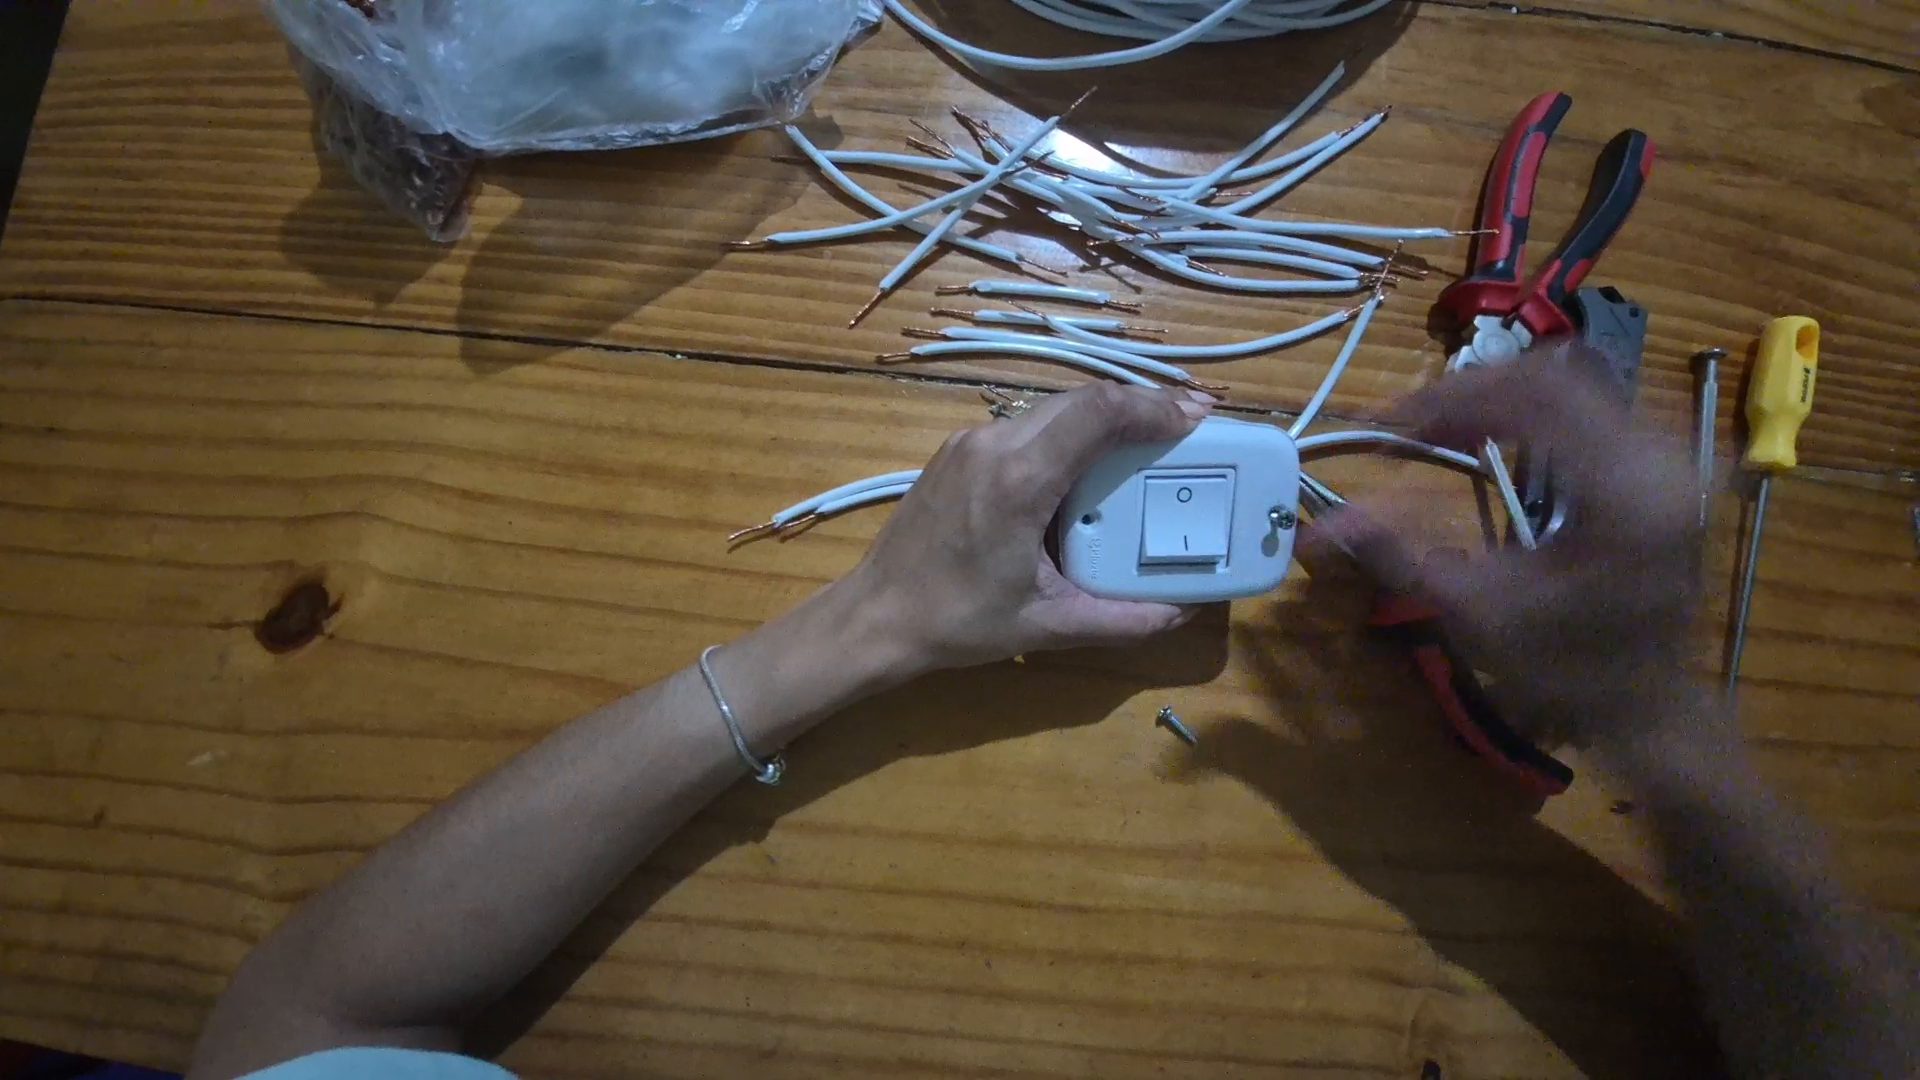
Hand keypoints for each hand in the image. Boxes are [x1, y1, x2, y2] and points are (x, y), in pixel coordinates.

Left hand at [848, 382, 1214, 673]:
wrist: (876, 617)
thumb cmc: (958, 622)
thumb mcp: (1048, 625)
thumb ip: (1122, 619)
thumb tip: (1180, 610)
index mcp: (1019, 479)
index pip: (1097, 411)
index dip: (1153, 404)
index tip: (1196, 416)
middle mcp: (991, 443)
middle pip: (1078, 400)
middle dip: (1136, 406)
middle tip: (1183, 429)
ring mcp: (968, 442)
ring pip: (1050, 409)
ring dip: (1100, 419)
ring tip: (1142, 444)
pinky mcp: (955, 452)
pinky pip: (1024, 426)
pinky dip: (1065, 434)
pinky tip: (1083, 464)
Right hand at [1316, 355, 1722, 758]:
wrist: (1642, 705)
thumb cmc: (1562, 668)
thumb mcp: (1472, 613)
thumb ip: (1396, 557)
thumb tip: (1317, 525)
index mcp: (1626, 489)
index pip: (1536, 395)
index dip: (1450, 398)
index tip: (1384, 427)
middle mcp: (1657, 457)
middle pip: (1551, 377)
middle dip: (1462, 395)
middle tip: (1399, 429)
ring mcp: (1659, 458)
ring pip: (1562, 386)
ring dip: (1484, 402)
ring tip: (1425, 436)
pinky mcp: (1646, 468)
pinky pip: (1573, 410)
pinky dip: (1510, 418)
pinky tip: (1468, 445)